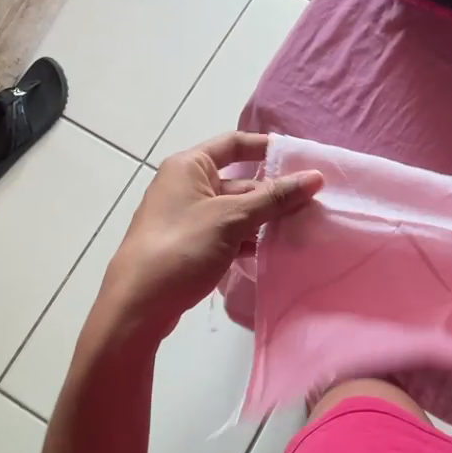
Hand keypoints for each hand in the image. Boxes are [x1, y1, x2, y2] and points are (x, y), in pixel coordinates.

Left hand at [98, 132, 322, 342]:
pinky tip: (271, 252)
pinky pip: (226, 233)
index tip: (300, 159)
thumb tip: (315, 177)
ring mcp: (185, 217)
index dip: (267, 148)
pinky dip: (247, 240)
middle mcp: (184, 185)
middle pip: (238, 180)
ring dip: (263, 219)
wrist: (136, 308)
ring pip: (234, 210)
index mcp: (188, 166)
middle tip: (310, 203)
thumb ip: (275, 198)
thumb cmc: (181, 248)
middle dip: (272, 192)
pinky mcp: (188, 246)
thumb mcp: (232, 218)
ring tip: (299, 228)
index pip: (234, 144)